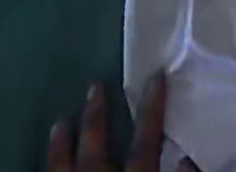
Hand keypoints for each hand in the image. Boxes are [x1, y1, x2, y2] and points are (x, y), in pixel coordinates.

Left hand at [48, 74, 198, 171]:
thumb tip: (188, 158)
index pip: (144, 140)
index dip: (152, 107)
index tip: (157, 74)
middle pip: (94, 149)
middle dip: (94, 117)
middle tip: (93, 85)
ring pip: (61, 169)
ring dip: (60, 148)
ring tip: (59, 123)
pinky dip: (48, 170)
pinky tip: (47, 165)